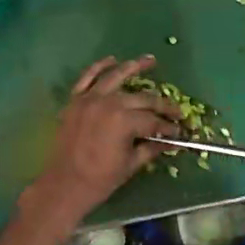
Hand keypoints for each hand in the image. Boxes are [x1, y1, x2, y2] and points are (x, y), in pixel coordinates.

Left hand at [20, 56, 181, 230]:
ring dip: (134, 66)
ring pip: (116, 76)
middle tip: (175, 109)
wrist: (64, 184)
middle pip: (142, 98)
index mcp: (124, 121)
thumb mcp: (131, 164)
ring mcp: (90, 98)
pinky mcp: (76, 100)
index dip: (168, 126)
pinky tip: (112, 60)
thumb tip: (172, 142)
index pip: (153, 120)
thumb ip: (152, 148)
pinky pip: (88, 77)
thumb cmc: (100, 179)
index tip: (179, 130)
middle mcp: (109, 103)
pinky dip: (100, 66)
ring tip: (150, 60)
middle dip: (161, 105)